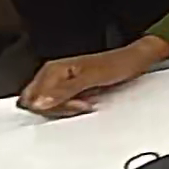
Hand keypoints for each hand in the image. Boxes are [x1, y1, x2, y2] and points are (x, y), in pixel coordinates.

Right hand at [19, 36, 168, 116]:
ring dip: (66, 108)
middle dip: (56, 109)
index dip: (50, 107)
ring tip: (88, 102)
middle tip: (82, 104)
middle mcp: (52, 75)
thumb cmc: (121, 63)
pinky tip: (87, 102)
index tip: (75, 105)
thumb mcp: (94, 77)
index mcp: (52, 70)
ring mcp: (60, 82)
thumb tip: (39, 103)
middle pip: (33, 104)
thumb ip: (66, 90)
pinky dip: (71, 106)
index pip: (29, 100)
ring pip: (46, 106)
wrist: (139, 59)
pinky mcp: (70, 88)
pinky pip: (59, 104)